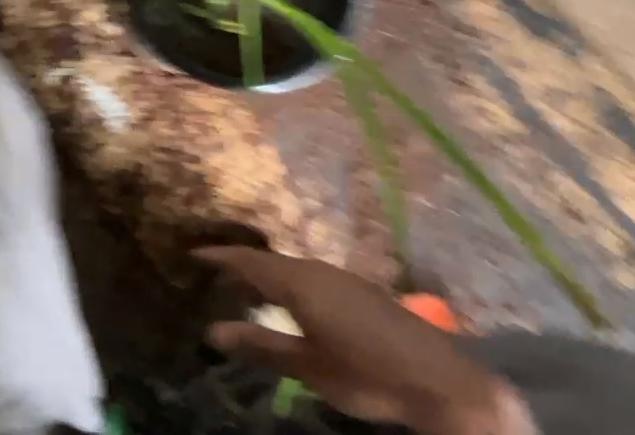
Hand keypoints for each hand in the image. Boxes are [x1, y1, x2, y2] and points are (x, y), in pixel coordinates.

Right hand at [194, 247, 533, 434]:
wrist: (443, 381)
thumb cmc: (367, 373)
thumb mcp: (308, 367)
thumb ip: (261, 347)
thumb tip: (212, 331)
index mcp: (299, 282)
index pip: (248, 261)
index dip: (219, 257)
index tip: (192, 253)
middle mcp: (318, 270)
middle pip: (270, 261)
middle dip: (241, 266)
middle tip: (214, 274)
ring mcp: (343, 279)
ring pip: (293, 269)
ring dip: (267, 276)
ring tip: (246, 289)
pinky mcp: (362, 292)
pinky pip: (311, 277)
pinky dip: (290, 284)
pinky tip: (292, 304)